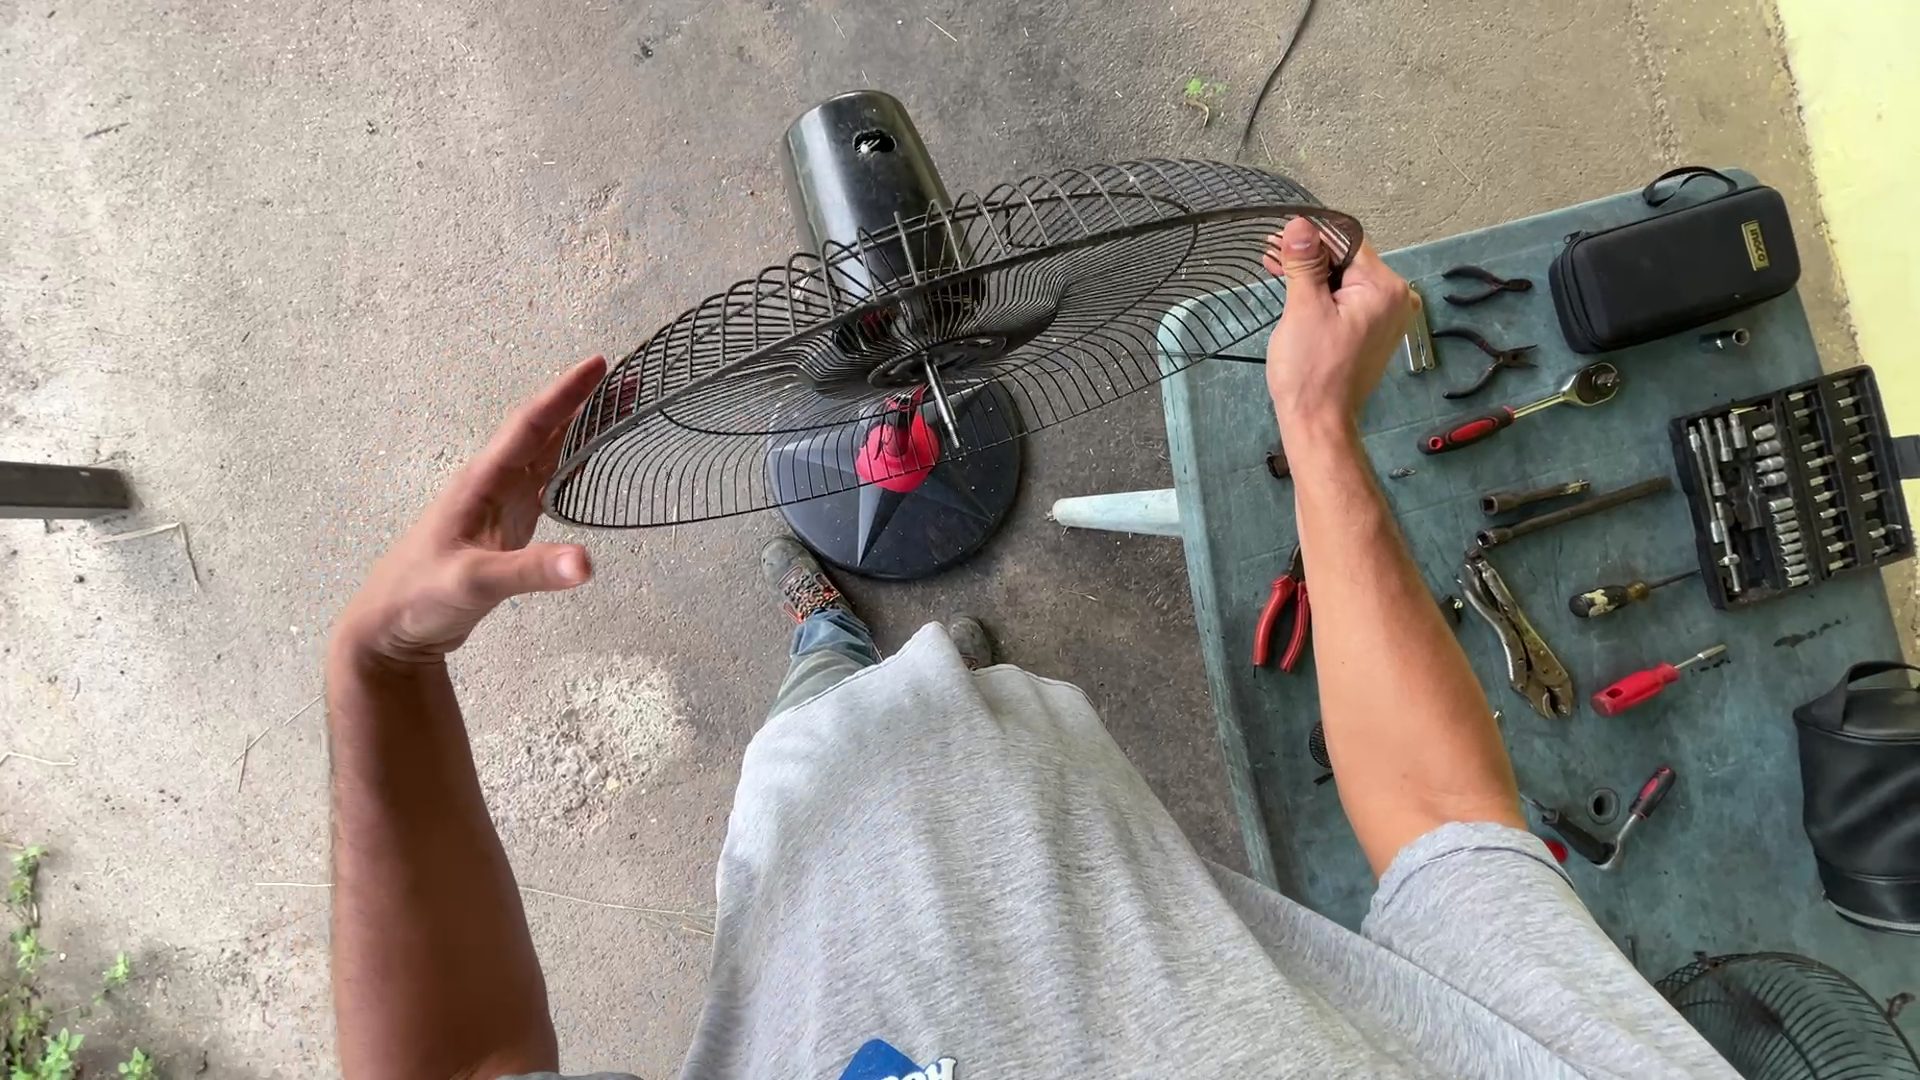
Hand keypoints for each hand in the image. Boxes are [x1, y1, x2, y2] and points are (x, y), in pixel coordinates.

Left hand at [330, 356, 607, 664]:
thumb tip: (588, 563)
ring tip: (617, 411)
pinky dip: (572, 463)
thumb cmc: (420, 597)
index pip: (529, 426)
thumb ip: (532, 571)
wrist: (389, 629)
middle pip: (543, 431)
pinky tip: (587, 460)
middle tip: (626, 383)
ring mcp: (500, 504)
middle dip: (583, 403)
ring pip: (545, 453)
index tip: (599, 366)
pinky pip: (546, 481)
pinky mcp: (508, 525)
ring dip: (580, 429)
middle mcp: (492, 484)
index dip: (565, 395)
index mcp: (482, 483)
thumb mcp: (476, 583)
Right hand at [1262, 216, 1411, 431]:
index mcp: (1383, 288)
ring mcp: (1385, 318)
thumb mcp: (1303, 310)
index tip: (1279, 235)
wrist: (1318, 420)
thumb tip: (1300, 226)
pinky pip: (1347, 302)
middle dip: (1308, 256)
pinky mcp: (1372, 333)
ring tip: (1277, 270)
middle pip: (1347, 262)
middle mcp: (1394, 298)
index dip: (1311, 236)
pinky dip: (1323, 296)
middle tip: (1270, 253)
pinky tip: (1298, 293)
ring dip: (1312, 276)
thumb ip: (1304, 263)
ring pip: (1345, 282)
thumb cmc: (1310, 371)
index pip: (1346, 243)